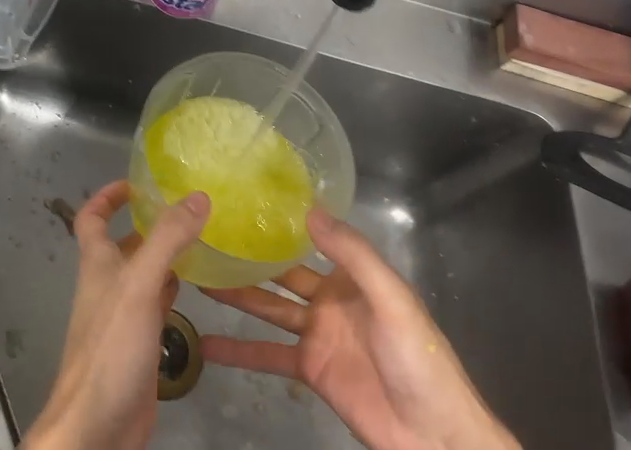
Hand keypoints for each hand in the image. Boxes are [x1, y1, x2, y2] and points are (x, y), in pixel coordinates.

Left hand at [22, 180, 210, 449]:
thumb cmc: (111, 346)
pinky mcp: (138, 343)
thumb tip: (198, 196)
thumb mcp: (140, 285)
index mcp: (97, 264)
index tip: (136, 183)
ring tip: (202, 240)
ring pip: (143, 274)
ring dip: (166, 256)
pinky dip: (173, 290)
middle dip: (150, 225)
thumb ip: (167, 240)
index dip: (108, 196)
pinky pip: (156, 305)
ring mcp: (122, 315)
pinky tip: (195, 287)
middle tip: (188, 209)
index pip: (91, 218)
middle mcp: (107, 284)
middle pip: (124, 244)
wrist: (98, 422)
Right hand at [200, 209, 516, 449]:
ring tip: (199, 279)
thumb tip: (310, 212)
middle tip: (210, 238)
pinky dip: (238, 351)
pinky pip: (268, 355)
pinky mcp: (309, 370)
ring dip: (237, 296)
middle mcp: (330, 299)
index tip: (246, 204)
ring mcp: (318, 335)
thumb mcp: (392, 299)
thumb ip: (353, 256)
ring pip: (269, 308)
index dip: (282, 224)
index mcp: (352, 276)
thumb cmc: (418, 357)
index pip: (312, 240)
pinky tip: (206, 345)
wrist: (432, 432)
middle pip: (282, 273)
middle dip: (251, 257)